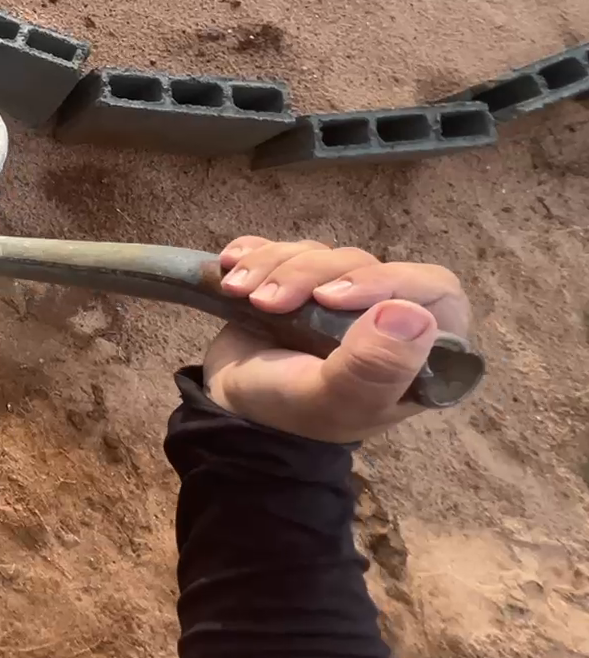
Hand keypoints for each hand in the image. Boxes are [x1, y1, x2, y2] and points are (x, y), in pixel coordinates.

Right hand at [204, 237, 471, 442]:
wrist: (234, 406)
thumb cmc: (294, 410)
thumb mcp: (335, 398)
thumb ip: (374, 365)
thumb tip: (410, 312)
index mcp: (418, 344)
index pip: (428, 287)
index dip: (382, 280)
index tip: (328, 298)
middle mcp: (380, 312)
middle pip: (356, 262)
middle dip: (302, 274)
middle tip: (263, 302)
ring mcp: (330, 295)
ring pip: (312, 253)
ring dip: (267, 264)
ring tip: (236, 292)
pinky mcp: (287, 283)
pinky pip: (276, 247)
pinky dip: (250, 250)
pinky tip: (229, 264)